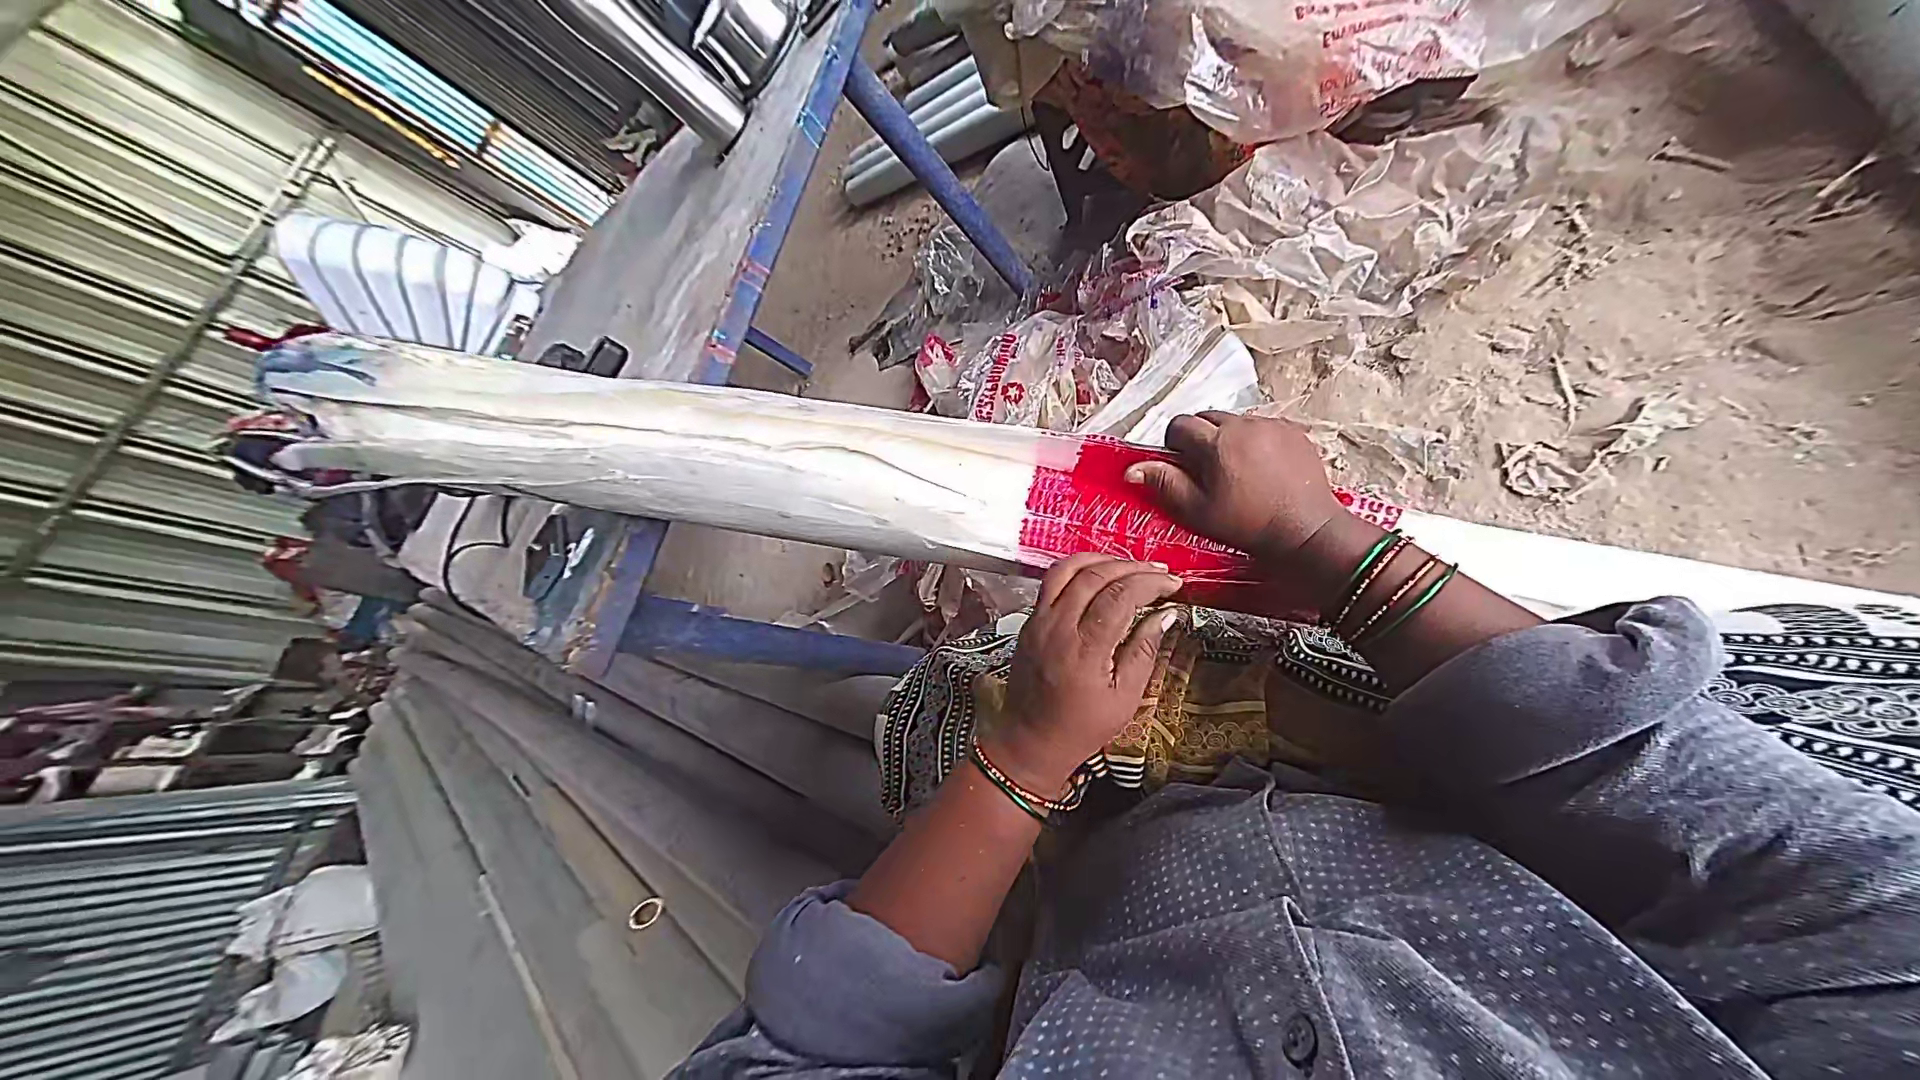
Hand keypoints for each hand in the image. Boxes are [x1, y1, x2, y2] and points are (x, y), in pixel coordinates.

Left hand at [981, 555, 1181, 796]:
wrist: (1029, 740)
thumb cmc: (1081, 727)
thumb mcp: (1125, 699)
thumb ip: (1144, 651)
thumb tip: (1166, 614)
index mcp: (1083, 650)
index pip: (1120, 596)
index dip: (1150, 583)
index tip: (1173, 584)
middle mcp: (1056, 628)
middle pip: (1094, 576)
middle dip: (1132, 567)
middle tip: (1160, 571)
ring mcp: (1038, 621)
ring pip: (1066, 569)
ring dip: (1101, 559)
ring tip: (1130, 564)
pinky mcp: (1029, 622)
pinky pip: (1051, 582)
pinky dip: (1078, 569)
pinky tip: (1099, 574)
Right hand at [1124, 412, 1346, 560]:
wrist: (1305, 530)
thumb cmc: (1248, 524)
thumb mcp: (1197, 510)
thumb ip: (1164, 484)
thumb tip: (1133, 469)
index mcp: (1216, 443)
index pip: (1180, 425)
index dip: (1175, 444)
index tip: (1182, 465)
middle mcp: (1244, 426)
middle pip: (1207, 417)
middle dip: (1200, 438)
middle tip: (1206, 469)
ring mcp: (1272, 426)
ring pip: (1234, 421)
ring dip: (1227, 438)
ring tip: (1235, 470)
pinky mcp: (1293, 431)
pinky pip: (1263, 426)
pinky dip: (1255, 440)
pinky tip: (1260, 468)